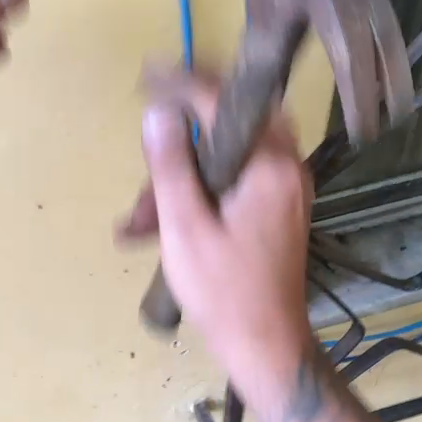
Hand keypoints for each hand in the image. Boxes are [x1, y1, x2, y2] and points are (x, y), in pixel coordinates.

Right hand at [125, 73, 314, 399]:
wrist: (265, 346)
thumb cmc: (224, 291)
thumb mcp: (185, 227)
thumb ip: (171, 166)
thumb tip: (157, 112)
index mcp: (269, 166)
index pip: (225, 102)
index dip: (184, 84)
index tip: (149, 75)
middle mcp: (284, 169)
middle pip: (229, 124)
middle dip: (181, 139)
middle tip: (148, 153)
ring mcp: (281, 191)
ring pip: (224, 158)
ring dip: (179, 180)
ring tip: (137, 222)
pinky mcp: (273, 211)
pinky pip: (231, 183)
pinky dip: (196, 195)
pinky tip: (158, 227)